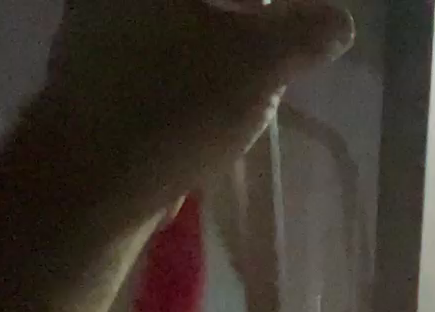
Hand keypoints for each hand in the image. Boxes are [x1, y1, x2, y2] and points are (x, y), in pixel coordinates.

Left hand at [28, 0, 353, 217]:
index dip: (269, 12)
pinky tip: (211, 108)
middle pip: (207, 7)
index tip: (295, 27)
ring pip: (178, 25)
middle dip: (246, 21)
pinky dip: (191, 71)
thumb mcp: (260, 64)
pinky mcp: (93, 67)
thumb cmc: (180, 102)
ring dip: (219, 46)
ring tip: (250, 87)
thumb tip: (341, 21)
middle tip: (278, 52)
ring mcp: (94, 23)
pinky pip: (157, 54)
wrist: (98, 172)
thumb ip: (303, 35)